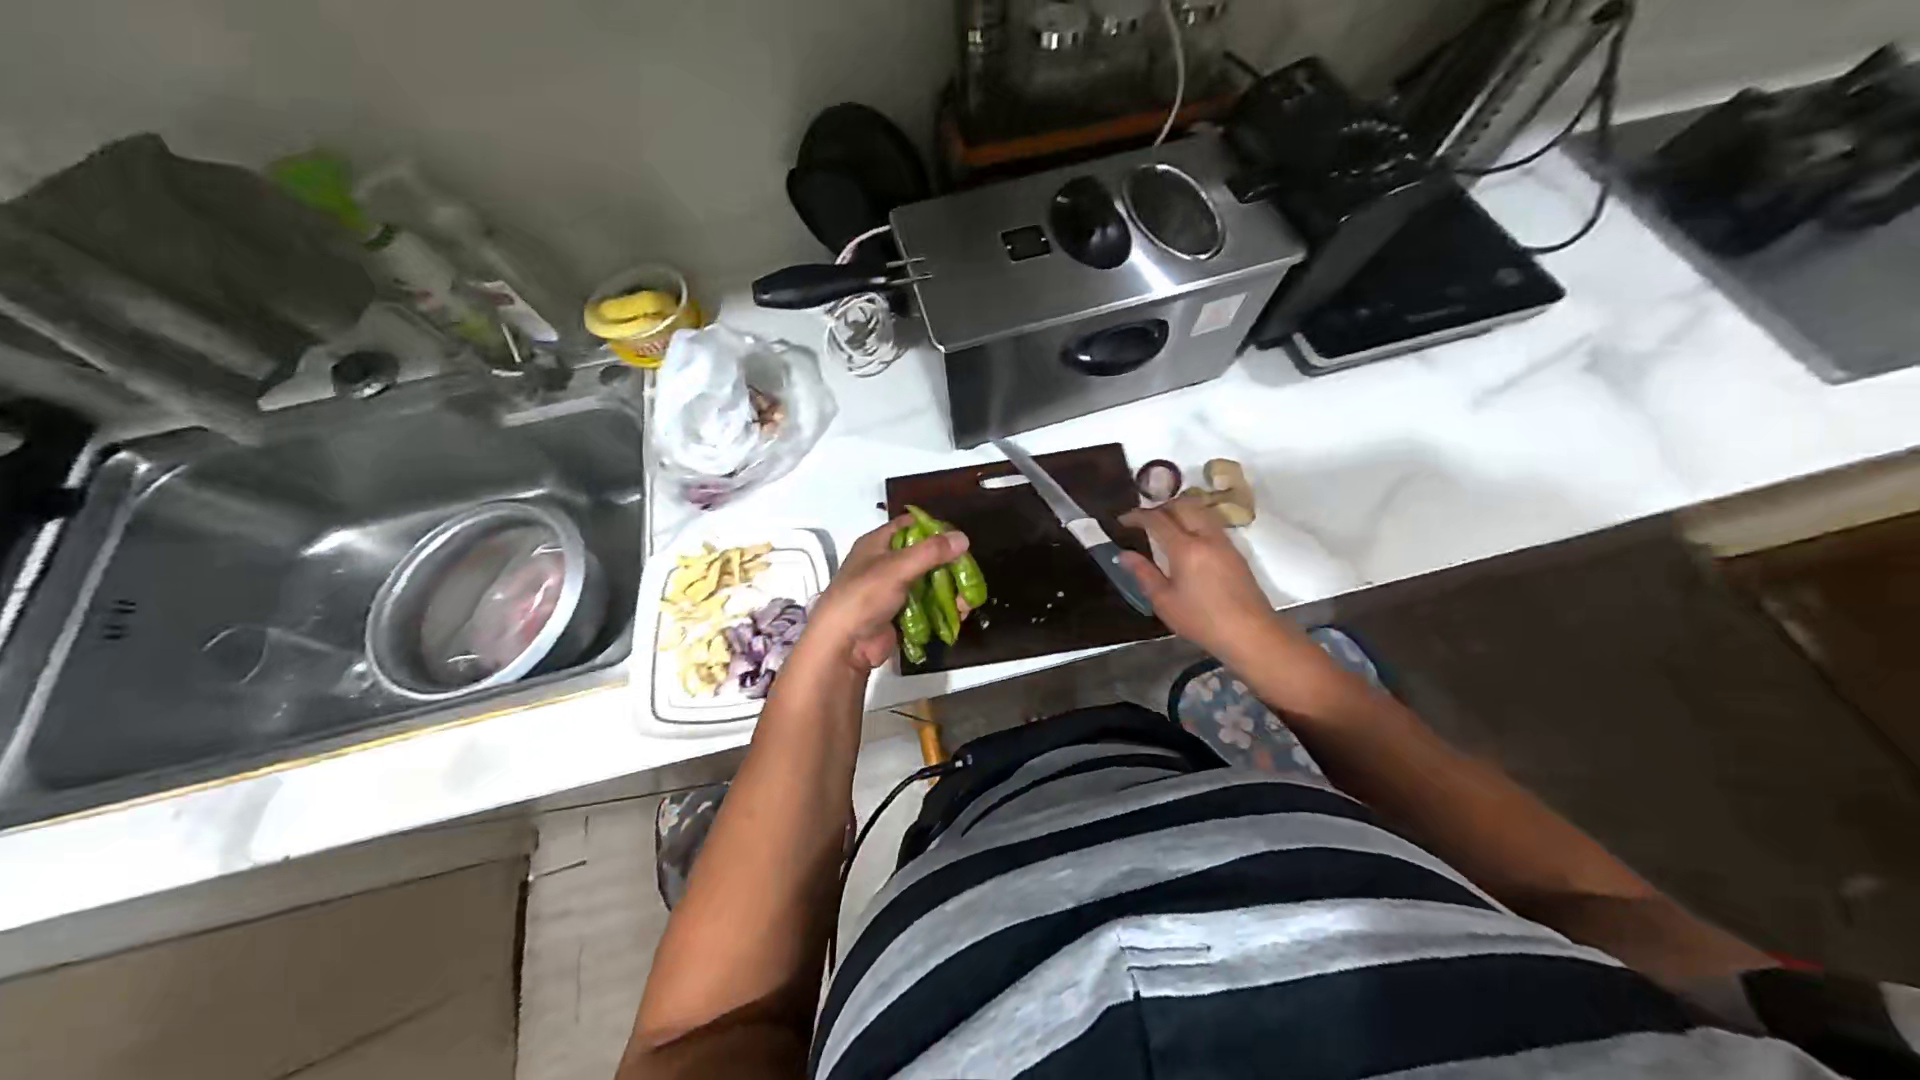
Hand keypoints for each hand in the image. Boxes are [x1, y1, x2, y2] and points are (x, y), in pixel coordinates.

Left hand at [804, 516, 970, 672]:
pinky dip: (942, 609)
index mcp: (877, 544)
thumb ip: (930, 552)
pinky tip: (958, 614)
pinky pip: (925, 607)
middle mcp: (884, 564)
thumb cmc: (863, 597)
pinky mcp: (898, 614)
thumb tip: (963, 538)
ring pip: (928, 583)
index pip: (909, 525)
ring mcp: (892, 591)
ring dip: (948, 590)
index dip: (933, 528)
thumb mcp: (897, 568)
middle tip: (969, 573)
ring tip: (967, 601)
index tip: (958, 537)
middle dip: (948, 565)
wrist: (843, 645)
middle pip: (924, 556)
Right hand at [1120, 496, 1289, 661]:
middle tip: (1143, 520)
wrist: (1250, 633)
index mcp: (1186, 548)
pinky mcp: (1235, 551)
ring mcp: (1224, 542)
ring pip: (1200, 510)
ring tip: (1163, 526)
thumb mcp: (1164, 601)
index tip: (1122, 520)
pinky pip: (1211, 523)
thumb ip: (1143, 573)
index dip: (1137, 515)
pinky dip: (1194, 520)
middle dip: (1159, 507)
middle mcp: (1206, 537)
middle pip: (1182, 505)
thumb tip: (1124, 554)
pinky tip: (1186, 539)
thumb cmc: (1202, 621)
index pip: (1157, 519)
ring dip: (1179, 510)